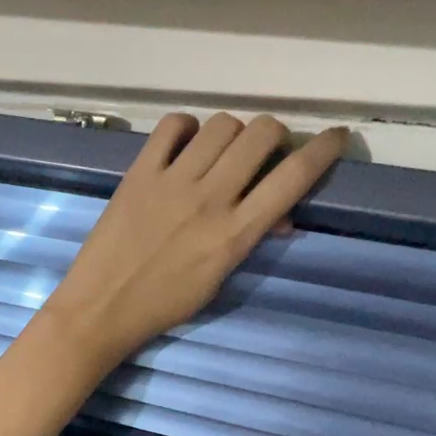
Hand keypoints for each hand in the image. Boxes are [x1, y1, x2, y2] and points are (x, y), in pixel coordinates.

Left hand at [39, 113, 348, 366]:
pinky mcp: (139, 173)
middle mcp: (210, 199)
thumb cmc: (161, 308)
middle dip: (273, 136)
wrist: (100, 311)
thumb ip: (247, 241)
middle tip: (262, 153)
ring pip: (222, 124)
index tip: (335, 138)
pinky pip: (173, 125)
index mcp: (234, 234)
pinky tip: (183, 147)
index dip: (323, 150)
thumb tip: (279, 214)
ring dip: (231, 133)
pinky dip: (186, 128)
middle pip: (262, 133)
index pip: (293, 177)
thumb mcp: (216, 282)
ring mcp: (173, 182)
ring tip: (219, 154)